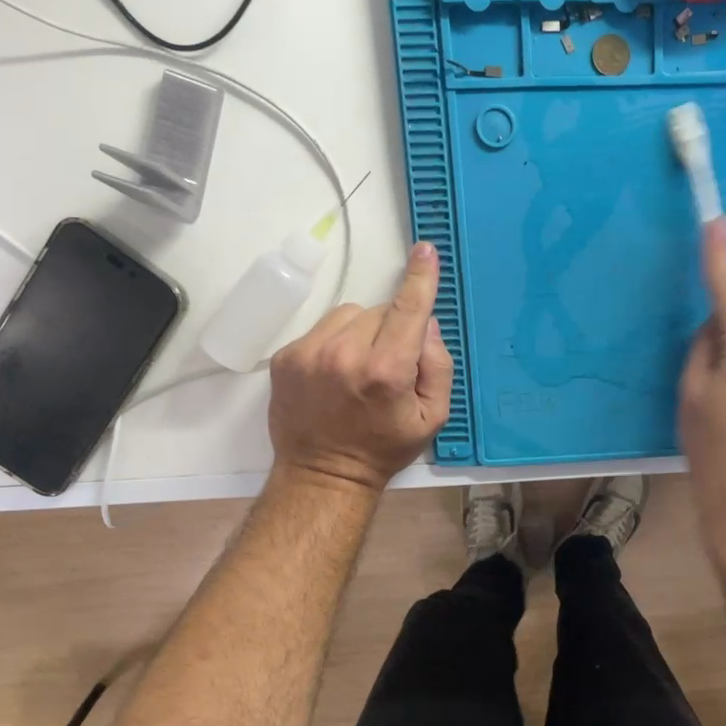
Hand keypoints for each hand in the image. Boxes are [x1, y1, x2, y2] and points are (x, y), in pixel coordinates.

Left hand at [267, 242, 453, 492]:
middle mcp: (346, 354)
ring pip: (350, 314)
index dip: (420, 279)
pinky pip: (324, 328)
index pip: (407, 310)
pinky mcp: (288, 356)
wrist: (323, 475)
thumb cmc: (384, 448)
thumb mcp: (433, 418)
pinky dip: (337, 341)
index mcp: (386, 371)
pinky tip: (337, 372)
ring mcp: (310, 353)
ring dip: (363, 331)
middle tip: (391, 366)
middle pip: (380, 311)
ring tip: (361, 368)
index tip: (425, 251)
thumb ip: (437, 366)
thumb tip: (425, 325)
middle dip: (392, 329)